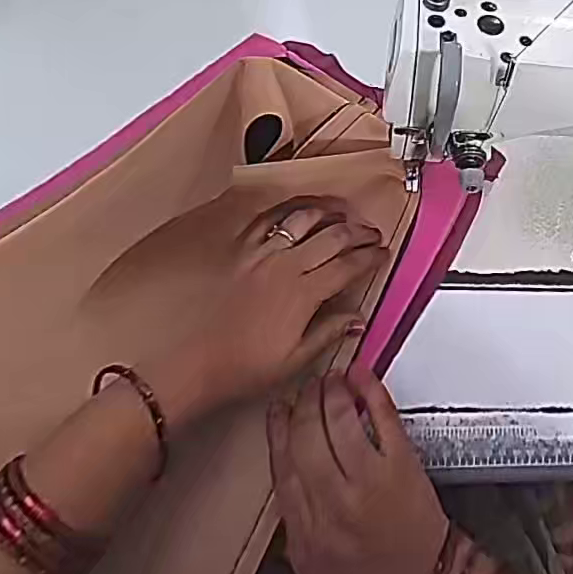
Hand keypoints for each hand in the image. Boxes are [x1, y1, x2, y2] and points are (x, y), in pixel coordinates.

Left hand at [144, 198, 385, 426]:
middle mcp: (286, 265)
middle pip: (334, 236)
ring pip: (304, 218)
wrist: (191, 360)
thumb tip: (356, 319)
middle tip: (371, 233)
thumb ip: (327, 334)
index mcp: (303, 293)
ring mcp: (261, 252)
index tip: (382, 254)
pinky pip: (269, 218)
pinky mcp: (240, 248)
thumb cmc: (238, 365)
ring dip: (329, 211)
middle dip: (359, 231)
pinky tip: (298, 208)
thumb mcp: (291, 361)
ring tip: (342, 211)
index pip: (348, 266)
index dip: (370, 258)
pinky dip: (289, 209)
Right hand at [269, 369, 447, 573]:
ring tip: (332, 380)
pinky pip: (382, 416)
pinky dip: (370, 389)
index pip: (283, 466)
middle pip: (306, 436)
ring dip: (333, 391)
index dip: (278, 429)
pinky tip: (361, 377)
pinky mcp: (401, 465)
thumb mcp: (314, 562)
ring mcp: (370, 482)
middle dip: (304, 403)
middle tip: (307, 389)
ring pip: (340, 420)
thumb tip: (282, 466)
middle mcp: (335, 505)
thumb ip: (293, 517)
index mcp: (308, 531)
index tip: (279, 408)